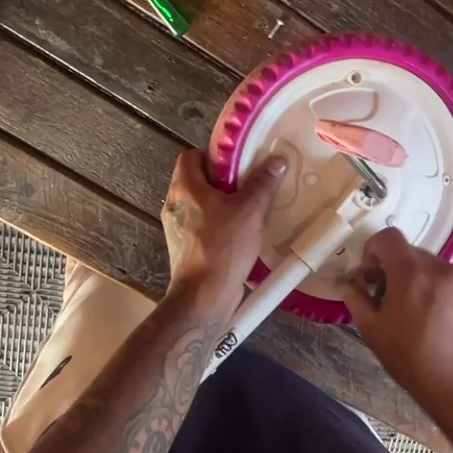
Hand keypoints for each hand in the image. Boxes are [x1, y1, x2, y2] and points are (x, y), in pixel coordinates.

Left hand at [161, 150, 286, 311]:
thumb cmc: (223, 248)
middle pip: (198, 180)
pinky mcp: (186, 248)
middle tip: (250, 186)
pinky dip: (219, 225)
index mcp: (184, 188)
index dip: (214, 155)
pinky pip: (203, 227)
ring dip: (224, 205)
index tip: (238, 164)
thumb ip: (263, 184)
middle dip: (224, 181)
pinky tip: (242, 234)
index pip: (191, 156)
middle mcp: (175, 205)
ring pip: (201, 205)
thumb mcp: (249, 211)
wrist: (204, 296)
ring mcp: (178, 228)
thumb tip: (276, 160)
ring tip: (250, 210)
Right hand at [341, 228, 452, 413]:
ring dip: (412, 277)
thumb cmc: (411, 360)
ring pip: (427, 264)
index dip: (372, 251)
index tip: (369, 278)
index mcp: (411, 272)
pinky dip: (431, 287)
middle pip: (408, 251)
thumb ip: (356, 299)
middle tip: (383, 298)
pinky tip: (429, 318)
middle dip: (391, 268)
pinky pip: (444, 278)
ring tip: (408, 311)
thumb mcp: (373, 330)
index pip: (388, 237)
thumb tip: (344, 282)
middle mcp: (439, 267)